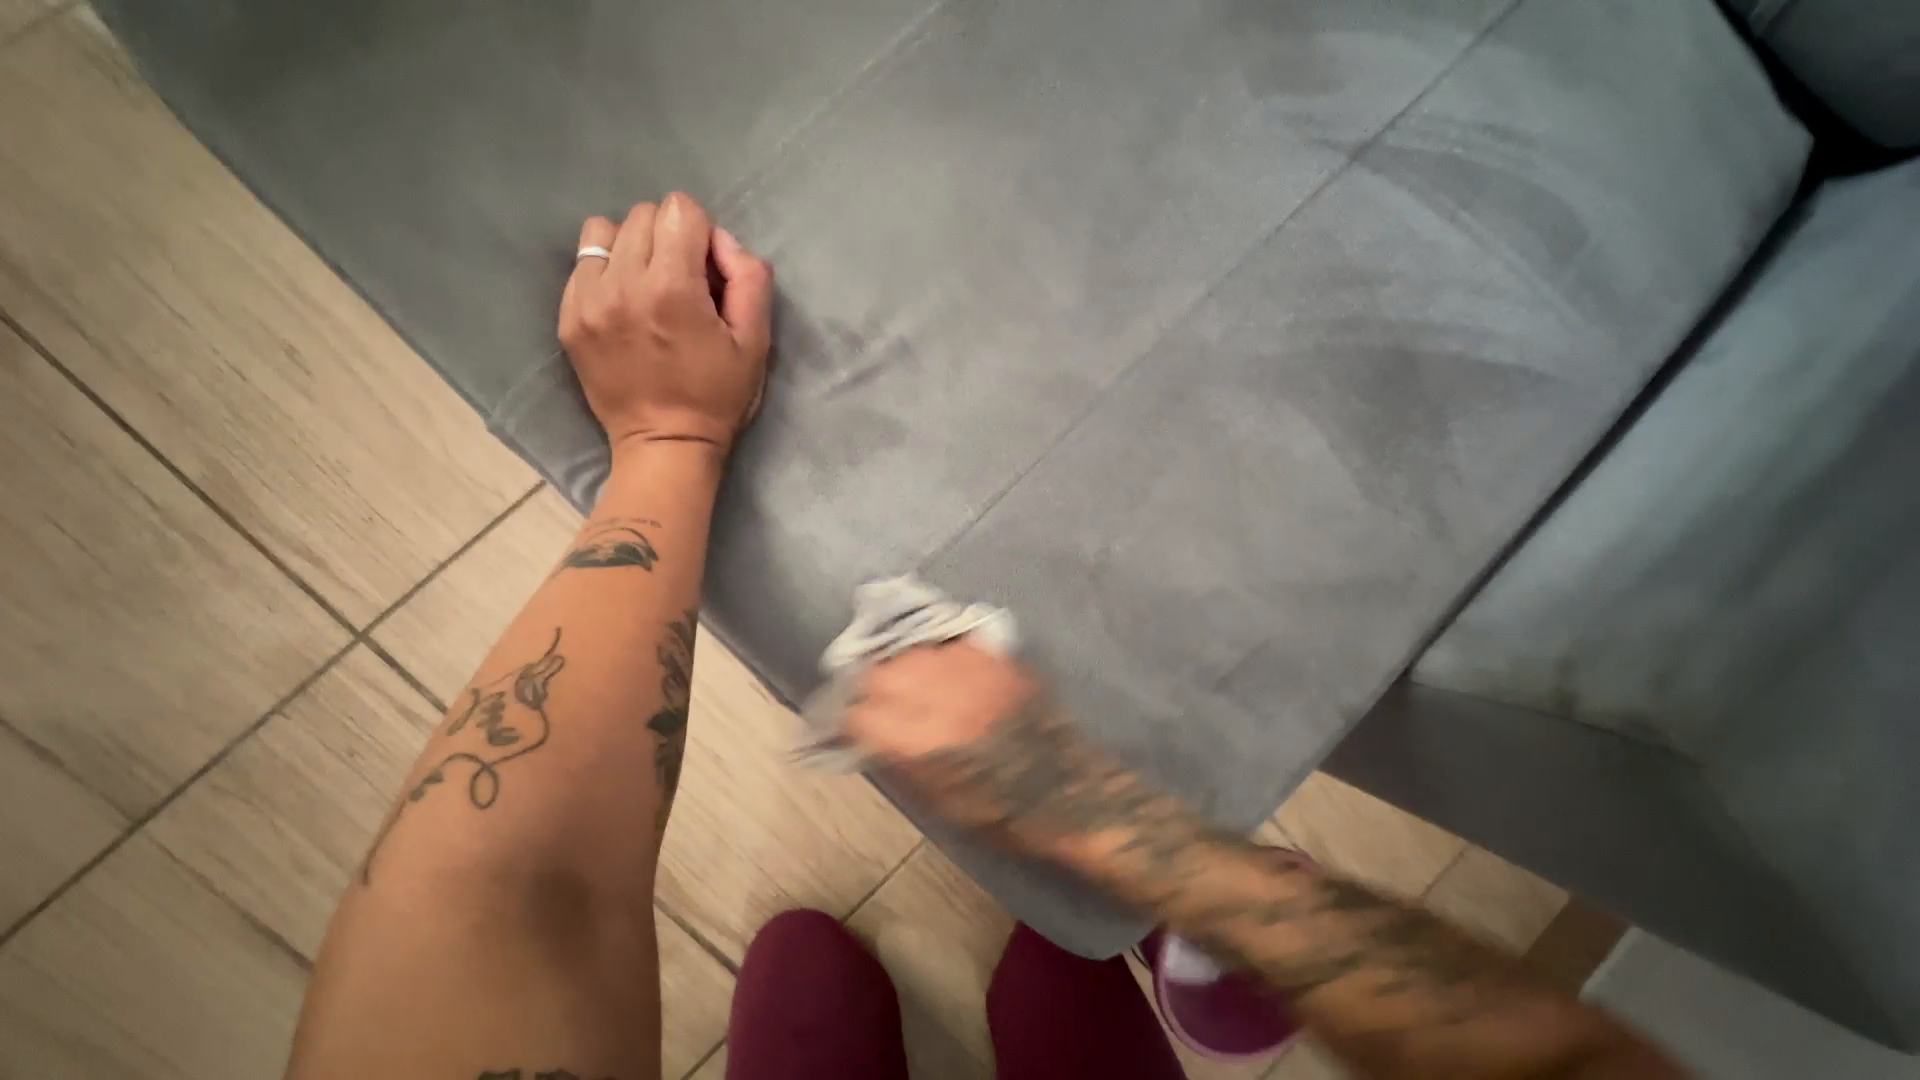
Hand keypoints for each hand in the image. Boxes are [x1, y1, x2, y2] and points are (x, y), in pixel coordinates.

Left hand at [559, 192, 773, 453]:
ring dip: (632, 248)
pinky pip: (583, 264)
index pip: (680, 209)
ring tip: (647, 288)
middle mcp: (623, 284)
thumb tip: (723, 244)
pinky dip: (607, 272)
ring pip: (605, 230)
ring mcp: (588, 300)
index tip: (709, 274)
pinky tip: (625, 306)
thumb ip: (750, 278)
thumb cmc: (718, 396)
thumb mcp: (756, 341)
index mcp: (673, 288)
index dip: (703, 236)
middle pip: (643, 215)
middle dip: (670, 240)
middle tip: (682, 284)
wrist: (664, 444)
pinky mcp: (568, 317)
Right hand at [845, 643, 1117, 843]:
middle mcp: (943, 701)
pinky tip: (944, 675)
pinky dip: (938, 659)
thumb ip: (897, 761)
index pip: (860, 713)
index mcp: (923, 744)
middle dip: (869, 687)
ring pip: (911, 652)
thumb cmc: (1001, 812)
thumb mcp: (938, 802)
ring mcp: (972, 674)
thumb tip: (863, 734)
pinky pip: (948, 645)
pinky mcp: (996, 660)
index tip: (851, 723)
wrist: (1070, 790)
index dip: (849, 718)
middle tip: (875, 701)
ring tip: (907, 685)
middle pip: (880, 673)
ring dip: (901, 668)